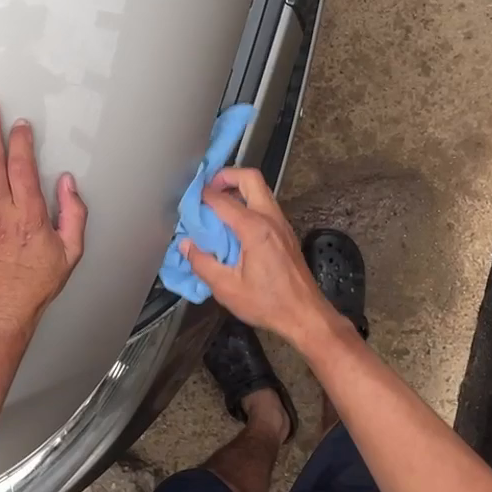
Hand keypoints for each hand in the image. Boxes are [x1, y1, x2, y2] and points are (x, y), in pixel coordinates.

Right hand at [179, 168, 346, 348]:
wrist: (305, 315)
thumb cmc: (269, 303)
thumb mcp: (227, 288)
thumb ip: (203, 263)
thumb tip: (187, 246)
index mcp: (255, 229)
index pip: (223, 200)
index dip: (202, 196)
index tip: (188, 201)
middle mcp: (271, 219)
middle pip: (250, 178)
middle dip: (226, 176)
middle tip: (208, 189)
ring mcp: (282, 224)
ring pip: (260, 189)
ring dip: (238, 189)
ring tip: (218, 203)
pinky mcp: (286, 233)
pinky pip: (266, 205)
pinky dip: (248, 202)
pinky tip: (234, 223)